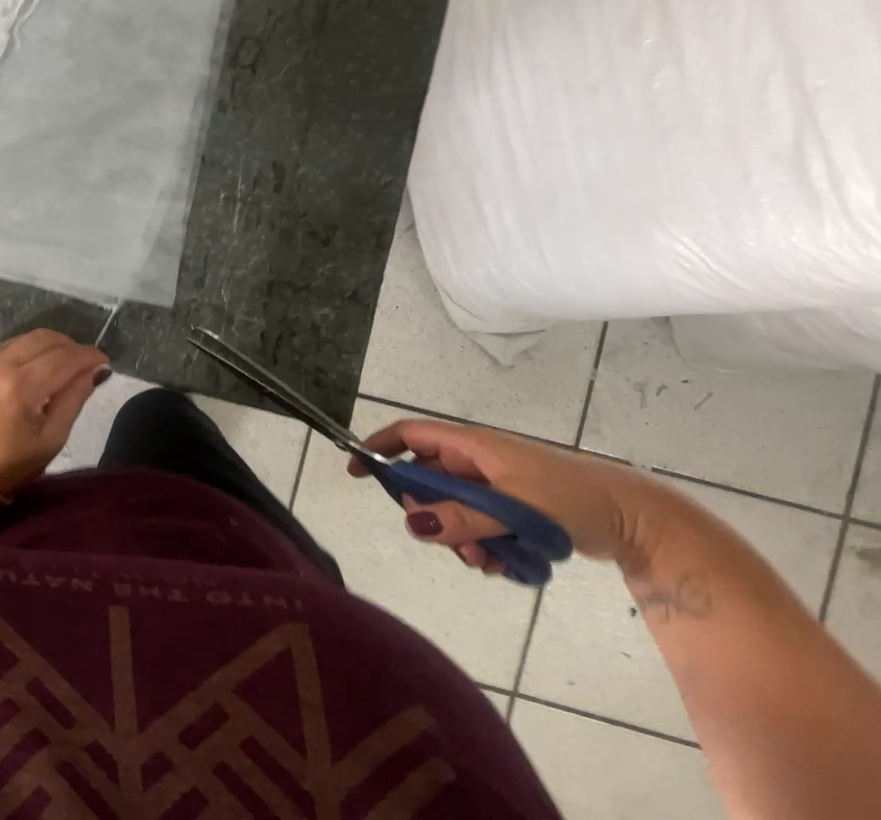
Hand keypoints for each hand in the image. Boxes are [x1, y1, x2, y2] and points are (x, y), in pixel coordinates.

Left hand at [0, 329, 109, 494]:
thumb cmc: (13, 462)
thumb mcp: (53, 437)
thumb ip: (75, 398)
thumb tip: (96, 370)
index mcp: (21, 387)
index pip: (64, 358)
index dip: (89, 356)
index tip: (105, 361)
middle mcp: (1, 365)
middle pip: (46, 339)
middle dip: (72, 347)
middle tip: (87, 363)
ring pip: (28, 337)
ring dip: (52, 344)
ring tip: (67, 363)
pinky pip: (11, 345)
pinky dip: (31, 348)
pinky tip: (40, 365)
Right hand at [357, 419, 686, 576]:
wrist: (640, 520)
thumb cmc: (574, 501)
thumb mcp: (514, 511)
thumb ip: (462, 518)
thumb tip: (412, 524)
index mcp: (473, 446)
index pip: (409, 434)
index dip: (379, 447)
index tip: (356, 471)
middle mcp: (477, 461)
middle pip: (427, 480)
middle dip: (430, 515)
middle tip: (447, 543)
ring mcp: (494, 484)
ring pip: (452, 508)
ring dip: (459, 537)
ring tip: (485, 561)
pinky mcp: (511, 507)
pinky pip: (477, 523)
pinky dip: (481, 543)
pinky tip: (502, 562)